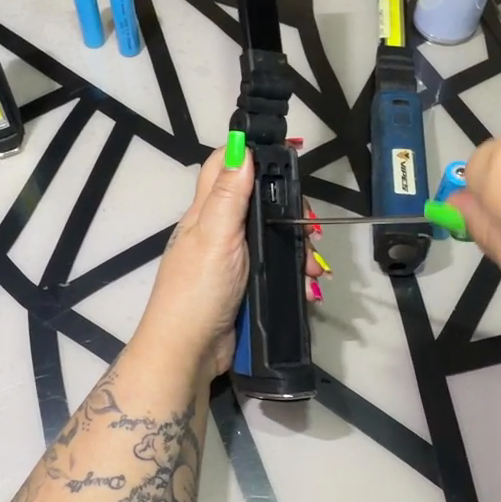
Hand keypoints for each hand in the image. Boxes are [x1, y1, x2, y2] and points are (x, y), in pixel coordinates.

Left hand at [138, 154, 323, 375]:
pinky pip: (275, 270)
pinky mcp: (245, 287)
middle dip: (290, 212)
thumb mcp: (215, 235)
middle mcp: (219, 231)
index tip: (285, 151)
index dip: (250, 152)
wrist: (188, 353)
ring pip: (273, 238)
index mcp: (206, 212)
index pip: (224, 166)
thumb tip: (241, 148)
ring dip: (298, 249)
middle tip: (312, 229)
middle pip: (260, 203)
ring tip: (312, 269)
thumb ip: (230, 195)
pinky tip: (306, 287)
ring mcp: (232, 261)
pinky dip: (293, 276)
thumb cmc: (197, 290)